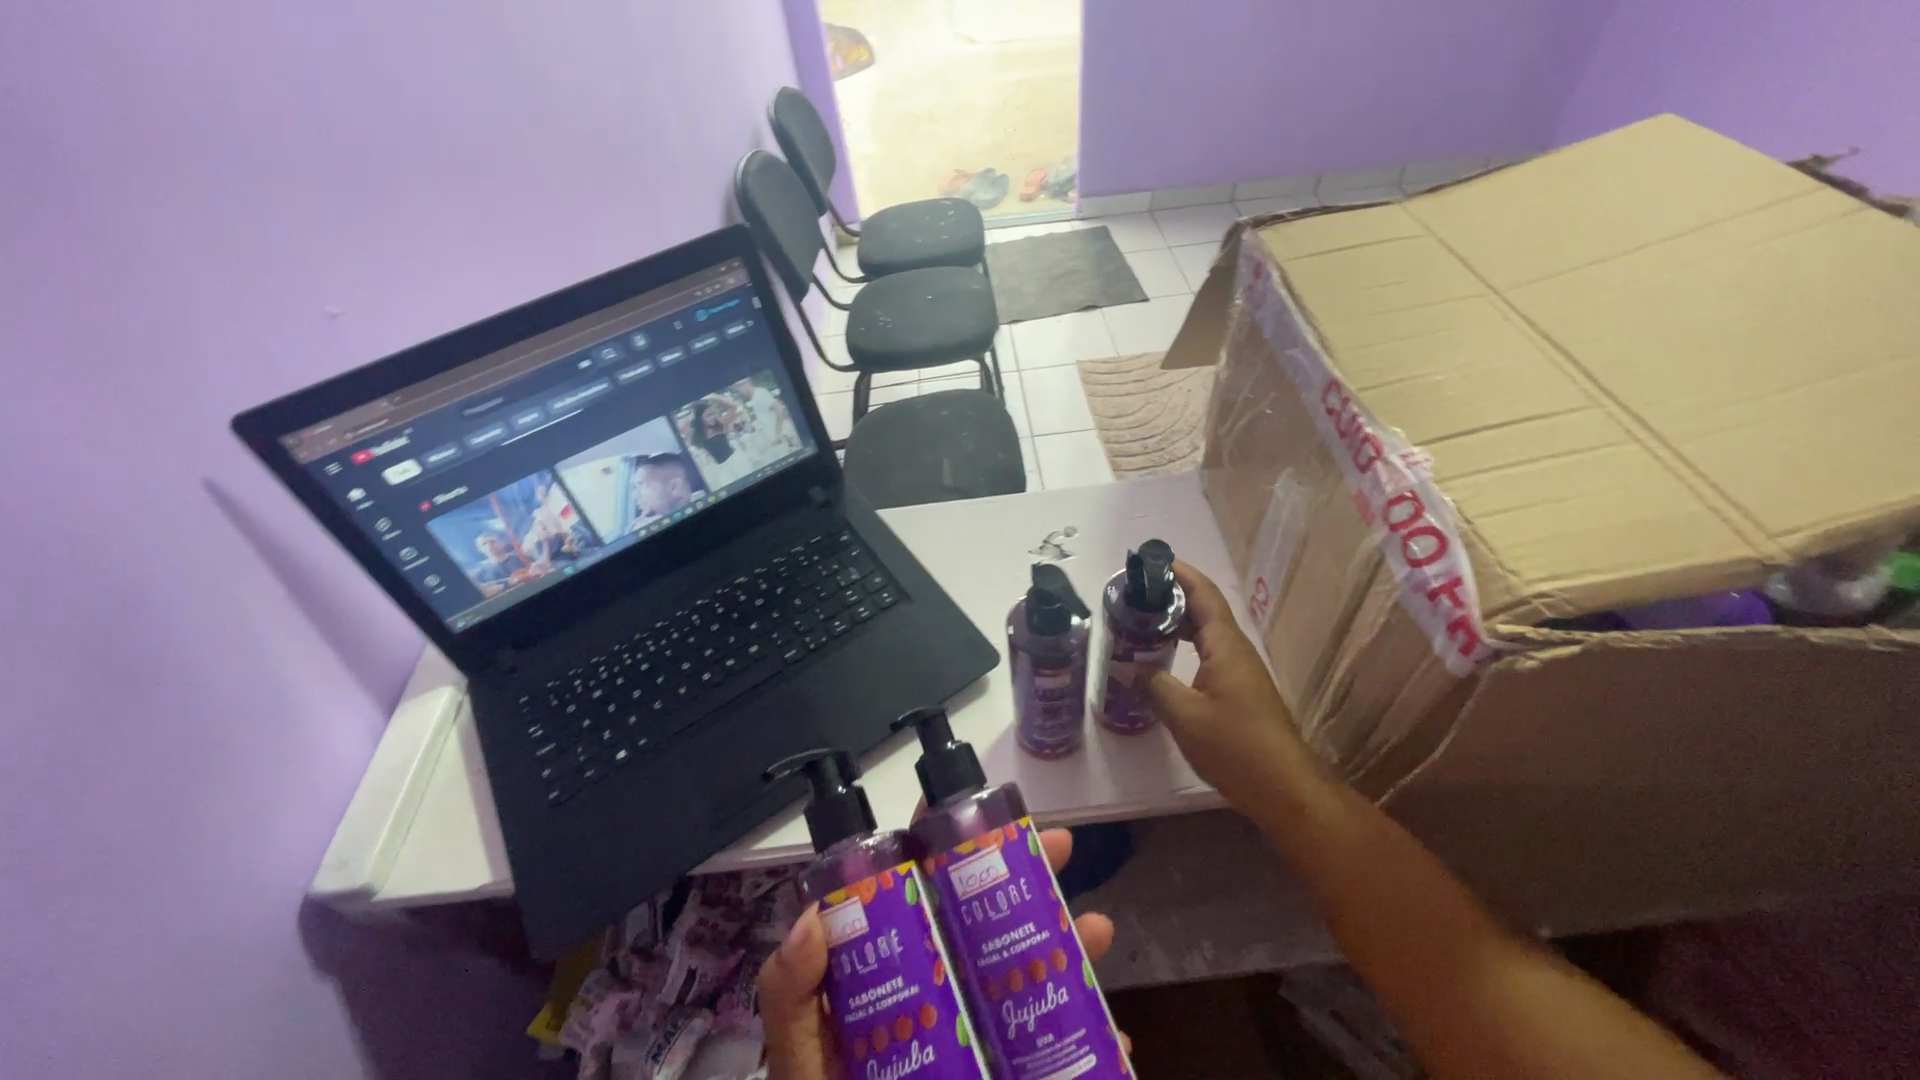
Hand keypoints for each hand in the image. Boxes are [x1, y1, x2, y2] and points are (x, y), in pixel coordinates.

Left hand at [758, 829, 1117, 1079]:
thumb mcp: (799, 1056)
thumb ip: (791, 993)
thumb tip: (817, 912)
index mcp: (883, 965)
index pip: (911, 886)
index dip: (941, 842)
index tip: (978, 808)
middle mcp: (934, 983)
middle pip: (981, 915)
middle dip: (1023, 874)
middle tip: (1060, 848)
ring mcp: (973, 1028)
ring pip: (1026, 968)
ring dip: (1069, 945)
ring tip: (1100, 930)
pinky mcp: (1004, 1062)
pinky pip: (1049, 1044)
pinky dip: (1088, 1035)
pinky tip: (1116, 1038)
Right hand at [1143, 561, 1325, 824]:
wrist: (1285, 787)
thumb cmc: (1236, 747)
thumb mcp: (1185, 716)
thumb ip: (1155, 686)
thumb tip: (1132, 667)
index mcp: (1226, 646)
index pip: (1203, 595)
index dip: (1180, 573)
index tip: (1150, 561)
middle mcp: (1236, 651)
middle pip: (1204, 610)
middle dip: (1172, 596)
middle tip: (1134, 594)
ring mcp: (1241, 672)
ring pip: (1206, 634)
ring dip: (1177, 622)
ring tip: (1141, 620)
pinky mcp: (1240, 691)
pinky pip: (1209, 654)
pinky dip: (1185, 647)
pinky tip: (1163, 660)